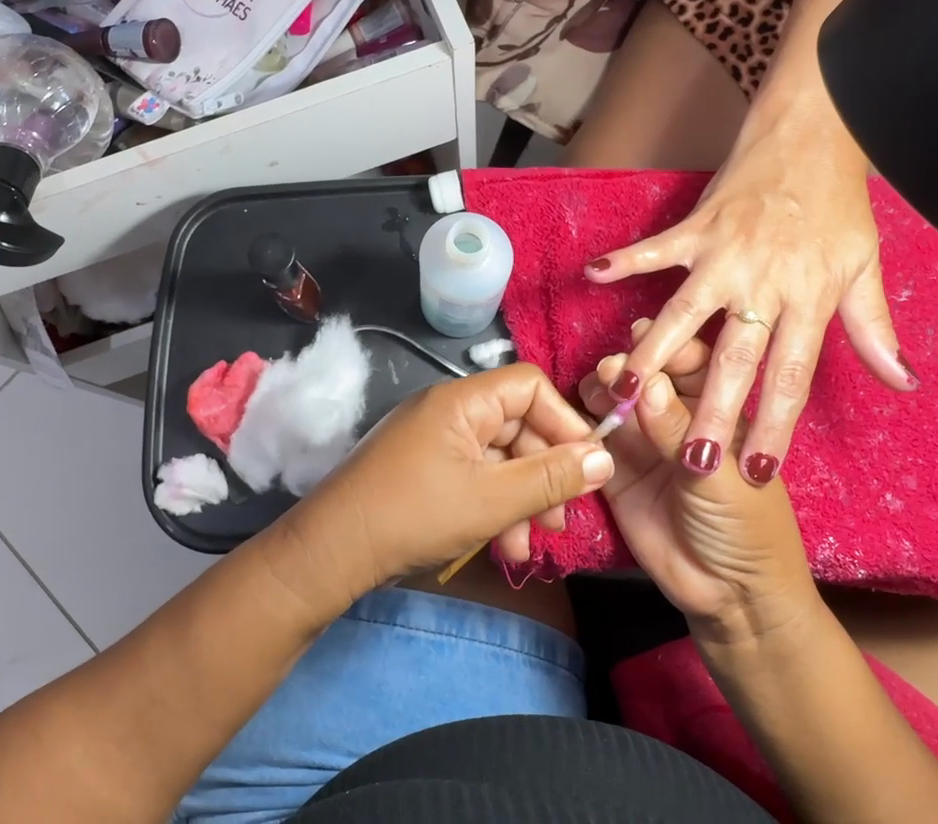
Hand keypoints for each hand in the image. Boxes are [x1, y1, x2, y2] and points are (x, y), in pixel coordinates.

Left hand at [284, 364, 614, 594]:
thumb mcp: (492, 499)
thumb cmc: (415, 514)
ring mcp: (433, 441)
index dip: (564, 422)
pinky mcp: (423, 470)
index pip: (530, 387)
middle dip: (544, 474)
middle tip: (561, 521)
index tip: (587, 466)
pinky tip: (503, 548)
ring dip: (522, 500)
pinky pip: (473, 477)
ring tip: (530, 546)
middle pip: (518, 426)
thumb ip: (551, 478)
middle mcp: (448, 411)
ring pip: (498, 459)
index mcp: (462, 401)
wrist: (333, 549)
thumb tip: (604, 458)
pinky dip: (493, 507)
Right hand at [578, 321, 821, 643]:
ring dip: (601, 391)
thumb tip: (648, 382)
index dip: (668, 348)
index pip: (690, 363)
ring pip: (613, 401)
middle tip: (612, 369)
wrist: (729, 596)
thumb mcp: (719, 475)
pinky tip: (572, 421)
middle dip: (628, 365)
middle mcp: (676, 417)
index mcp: (717, 408)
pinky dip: (578, 426)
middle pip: (645, 375)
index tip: (645, 337)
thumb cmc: (748, 528)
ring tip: (595, 393)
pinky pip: (590, 439)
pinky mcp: (614, 470)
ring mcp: (642, 442)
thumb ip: (679, 431)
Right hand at [585, 106, 914, 479]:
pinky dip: (625, 259)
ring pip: (685, 312)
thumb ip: (874, 329)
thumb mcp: (865, 266)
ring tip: (625, 387)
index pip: (792, 375)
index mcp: (809, 298)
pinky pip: (656, 248)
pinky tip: (593, 275)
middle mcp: (765, 282)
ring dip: (654, 351)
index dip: (775, 426)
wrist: (813, 136)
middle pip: (736, 357)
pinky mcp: (696, 227)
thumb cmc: (836, 205)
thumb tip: (902, 384)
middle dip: (713, 411)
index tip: (756, 471)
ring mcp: (725, 254)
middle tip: (692, 459)